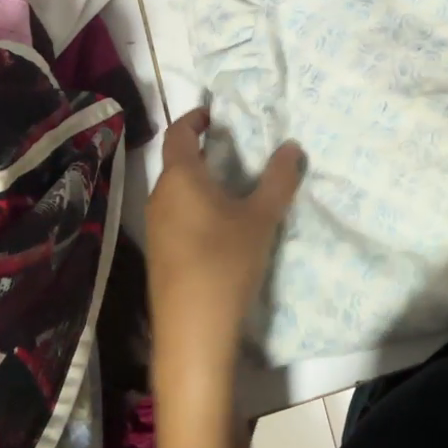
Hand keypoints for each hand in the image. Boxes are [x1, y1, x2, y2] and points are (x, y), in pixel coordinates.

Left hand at [147, 109, 303, 371]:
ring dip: (200, 181)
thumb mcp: (261, 218)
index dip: (194, 118)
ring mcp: (155, 228)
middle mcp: (159, 197)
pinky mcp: (159, 254)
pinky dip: (195, 206)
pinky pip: (175, 214)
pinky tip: (221, 225)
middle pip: (176, 162)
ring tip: (234, 186)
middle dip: (201, 151)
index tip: (214, 114)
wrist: (192, 333)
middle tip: (235, 148)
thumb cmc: (225, 263)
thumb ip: (278, 179)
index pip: (177, 133)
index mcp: (179, 178)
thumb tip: (292, 147)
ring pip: (176, 191)